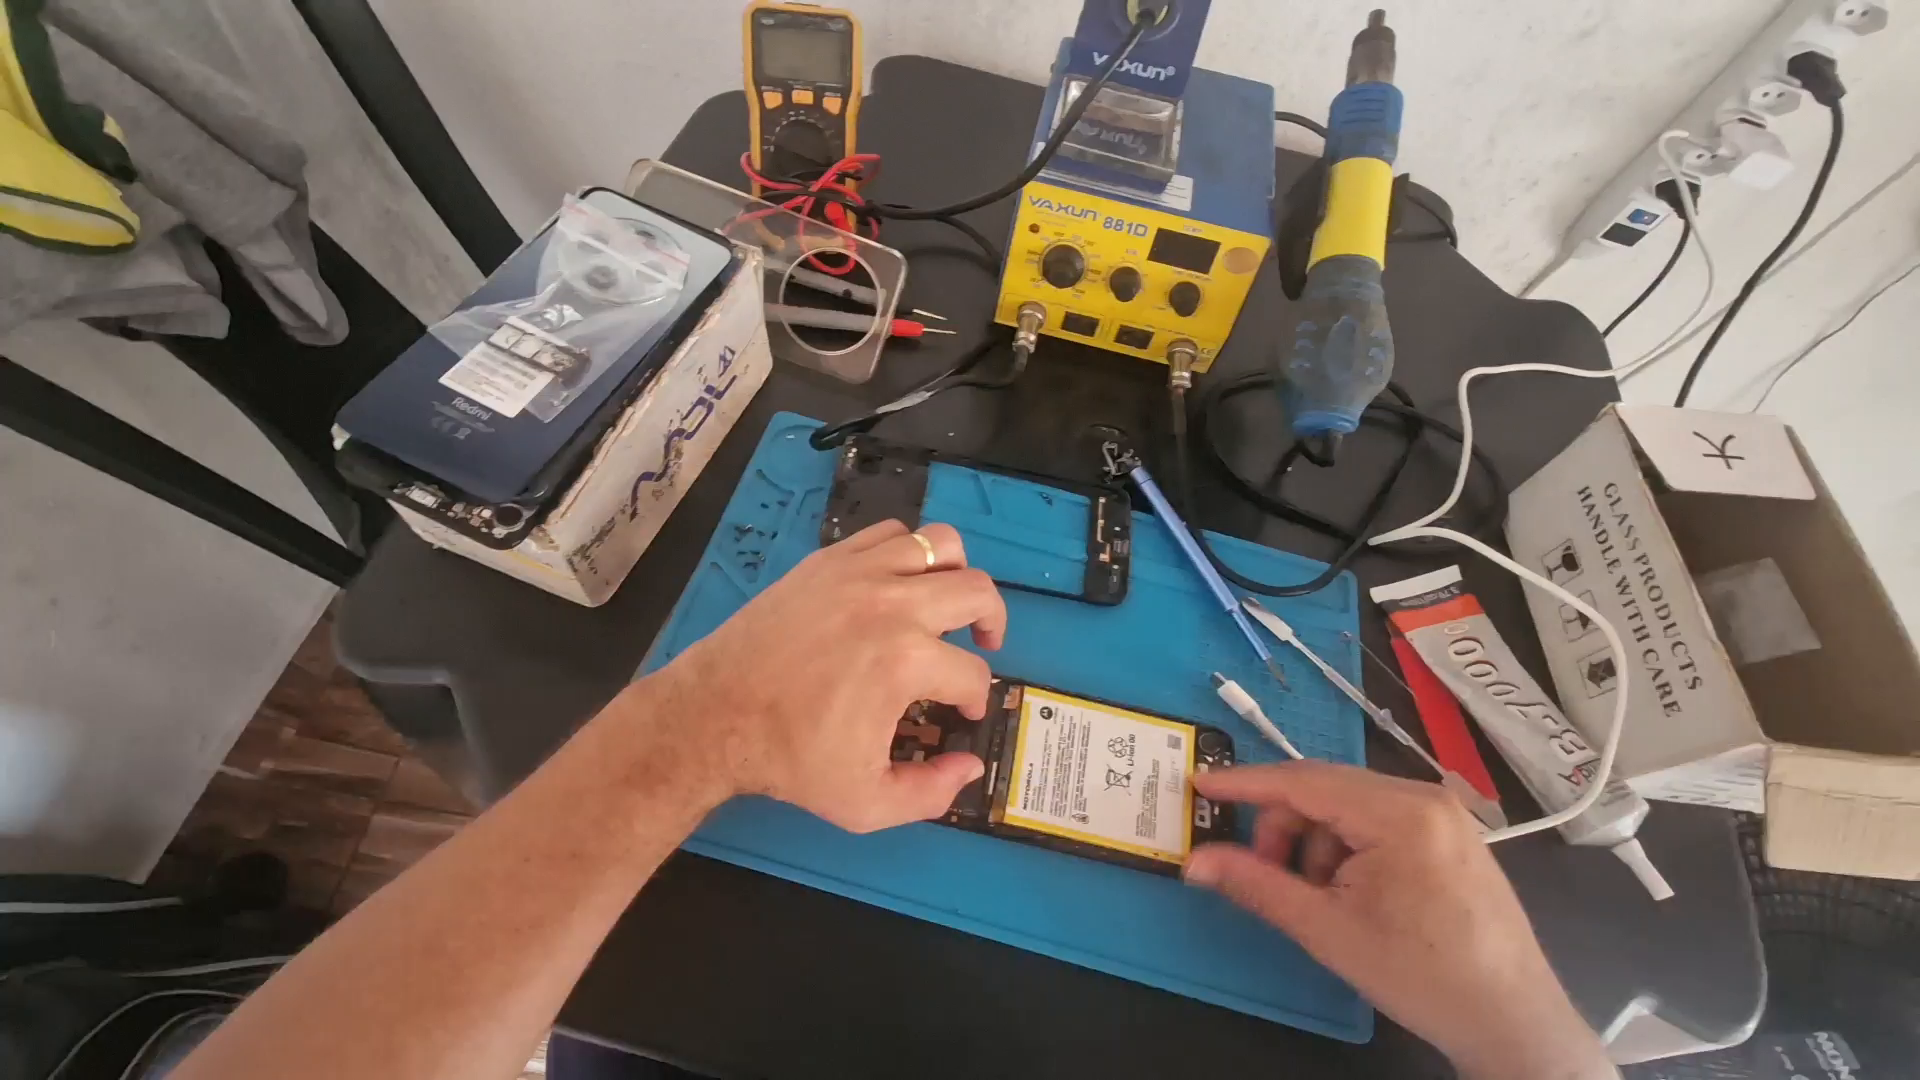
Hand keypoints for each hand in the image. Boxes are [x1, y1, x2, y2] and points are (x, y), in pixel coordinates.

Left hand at [650, 520, 1005, 832]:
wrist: (715, 715)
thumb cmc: (790, 759)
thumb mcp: (866, 802)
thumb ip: (931, 792)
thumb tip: (970, 767)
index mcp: (906, 661)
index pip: (973, 673)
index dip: (976, 699)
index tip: (960, 713)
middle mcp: (893, 605)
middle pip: (978, 590)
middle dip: (994, 621)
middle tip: (982, 645)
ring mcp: (860, 573)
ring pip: (941, 544)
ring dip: (957, 574)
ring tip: (947, 603)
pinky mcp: (830, 559)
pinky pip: (892, 532)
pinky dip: (911, 552)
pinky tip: (900, 584)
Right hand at [1185, 764, 1613, 1079]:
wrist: (1516, 1027)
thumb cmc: (1421, 976)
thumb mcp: (1327, 930)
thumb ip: (1255, 884)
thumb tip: (1193, 861)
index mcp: (1399, 813)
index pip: (1301, 782)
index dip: (1244, 783)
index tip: (1199, 784)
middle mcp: (1422, 796)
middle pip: (1322, 788)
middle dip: (1282, 825)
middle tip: (1263, 869)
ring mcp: (1440, 810)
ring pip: (1344, 803)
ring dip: (1313, 840)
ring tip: (1317, 893)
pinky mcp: (1447, 829)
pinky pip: (1373, 817)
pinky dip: (1344, 844)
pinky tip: (1348, 889)